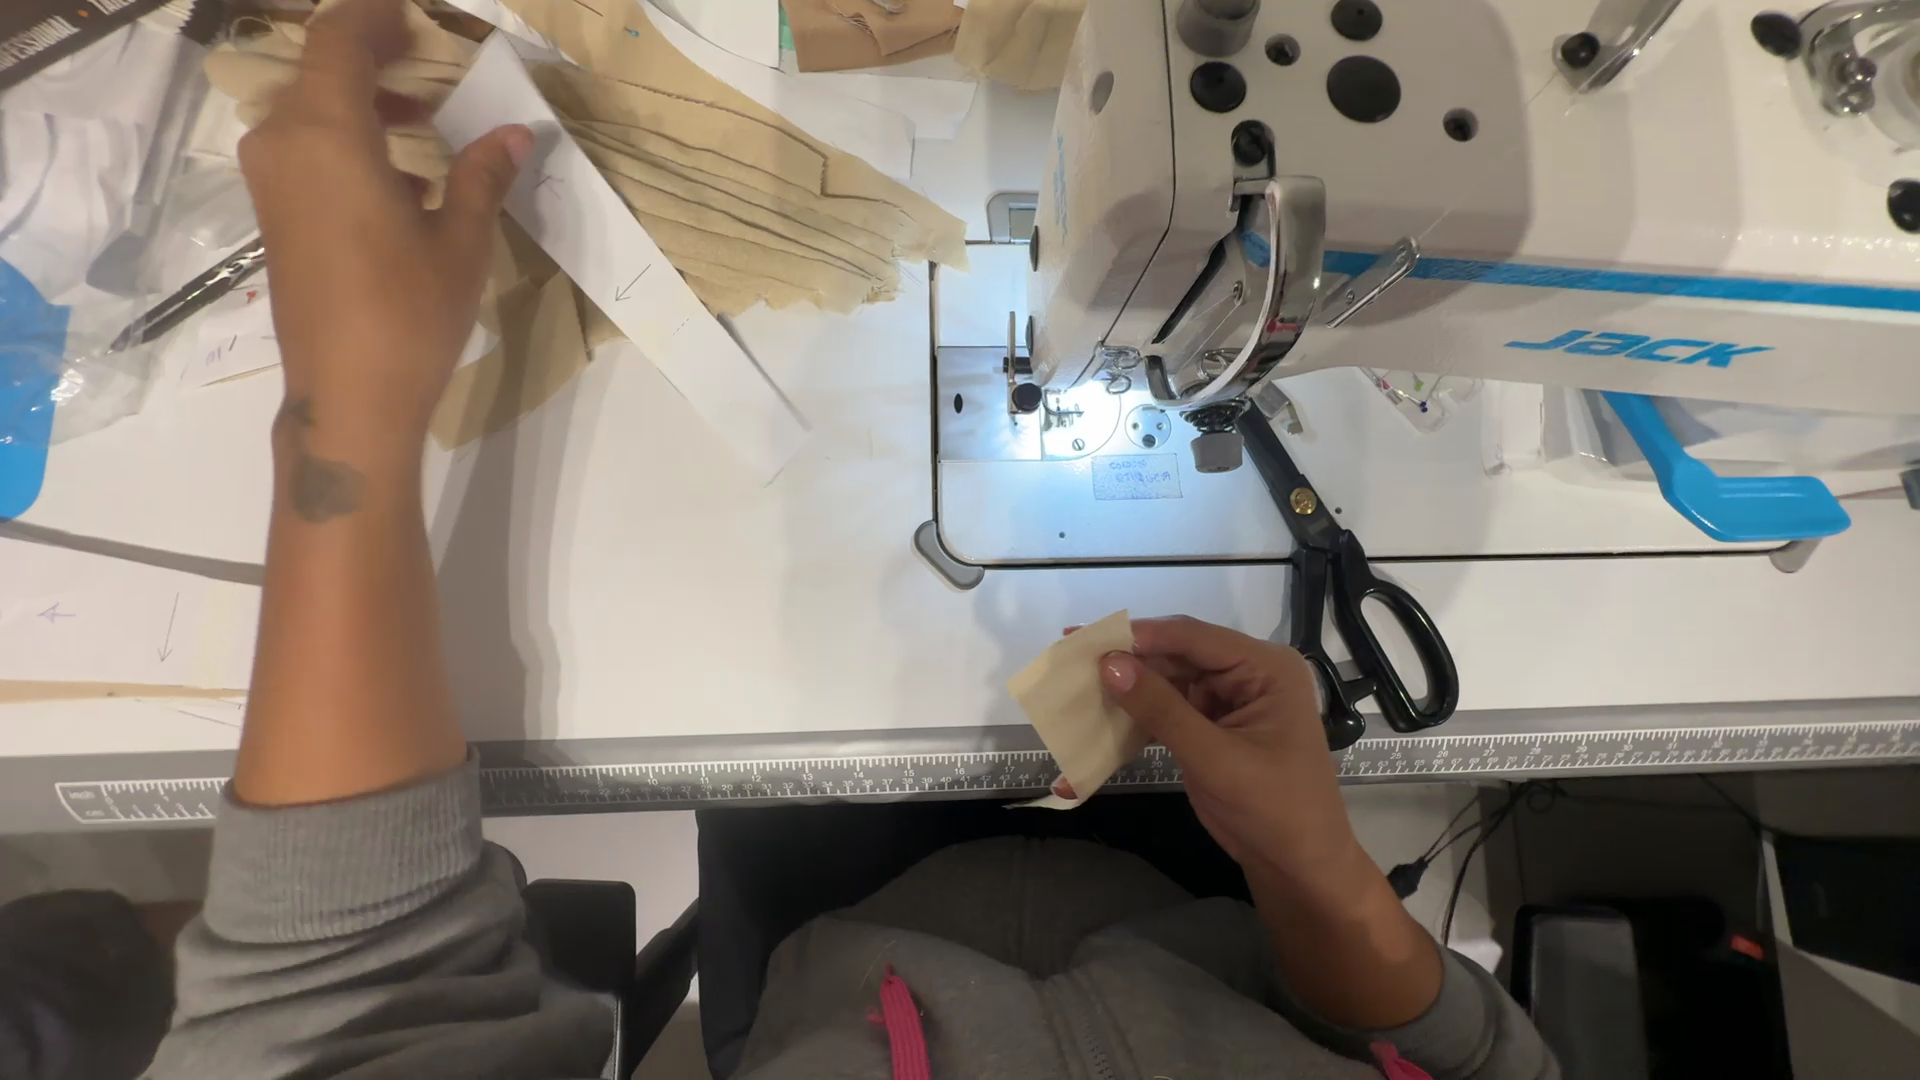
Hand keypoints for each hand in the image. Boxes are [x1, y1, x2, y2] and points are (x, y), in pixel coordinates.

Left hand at [238, 0, 530, 453]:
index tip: (415, 15)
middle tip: (438, 73)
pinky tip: (405, 175)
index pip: (342, 42)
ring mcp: (272, 178)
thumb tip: (516, 133)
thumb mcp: (461, 242)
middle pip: (323, 73)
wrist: (351, 387)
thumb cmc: (413, 311)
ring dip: (370, 107)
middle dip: (379, 64)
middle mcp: (283, 141)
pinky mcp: (278, 211)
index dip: (377, 18)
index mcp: (328, 136)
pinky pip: (310, 149)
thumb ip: (482, 177)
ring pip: (315, 113)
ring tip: (430, 124)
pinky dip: (354, 142)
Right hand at [1100, 618, 1442, 1028]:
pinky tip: (1100, 714)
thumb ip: (1161, 708)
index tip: (1089, 640)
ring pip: (1165, 679)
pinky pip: (1165, 707)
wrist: (1299, 870)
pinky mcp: (1208, 724)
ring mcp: (1226, 699)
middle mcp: (1246, 673)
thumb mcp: (1215, 758)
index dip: (1140, 636)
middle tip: (1072, 656)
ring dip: (1125, 685)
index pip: (1193, 638)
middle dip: (1126, 659)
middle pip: (1176, 654)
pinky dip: (1135, 713)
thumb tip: (1108, 663)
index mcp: (1265, 667)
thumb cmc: (1274, 811)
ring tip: (1076, 682)